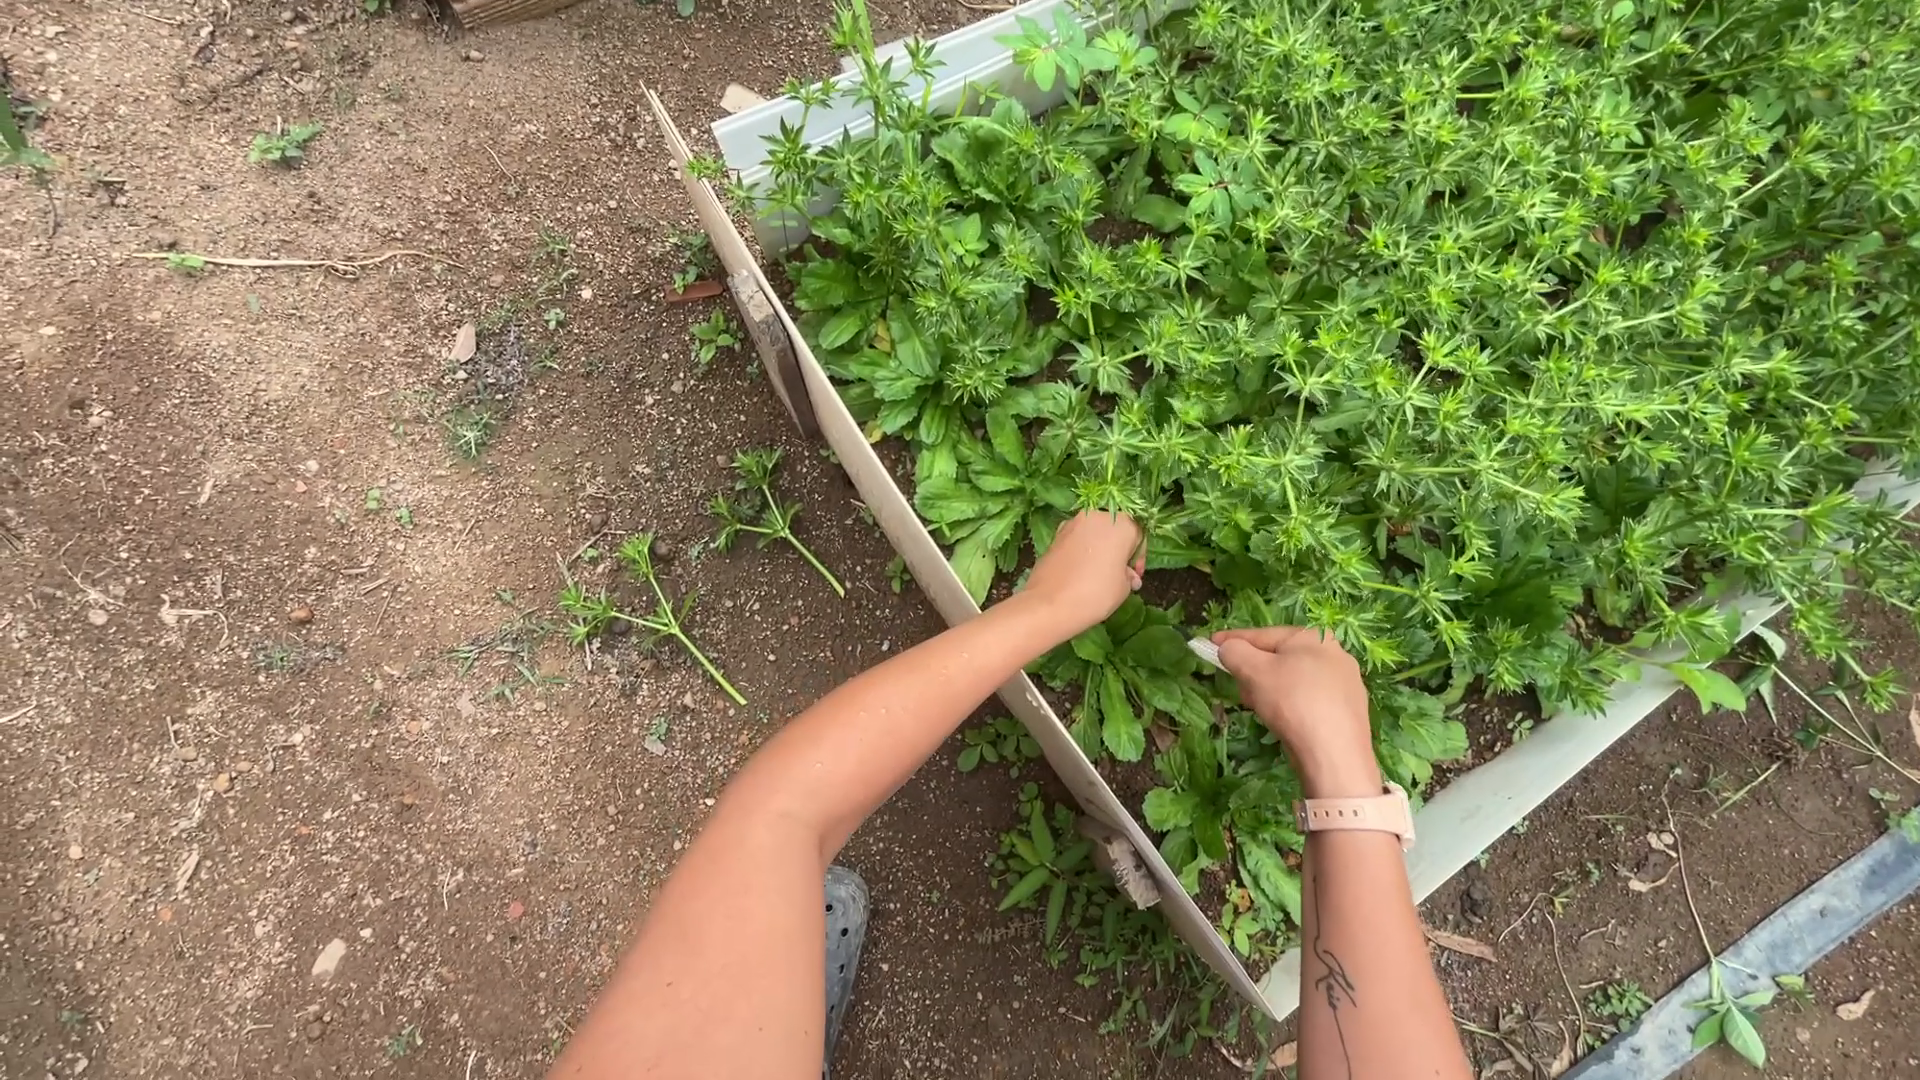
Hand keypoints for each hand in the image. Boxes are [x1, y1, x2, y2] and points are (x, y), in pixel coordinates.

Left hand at [1018, 510, 1144, 637]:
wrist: (1050, 604)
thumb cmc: (1096, 593)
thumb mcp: (1124, 587)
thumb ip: (1129, 574)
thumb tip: (1128, 575)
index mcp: (1121, 524)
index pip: (1138, 534)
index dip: (1138, 556)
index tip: (1134, 575)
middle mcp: (1096, 516)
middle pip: (1114, 530)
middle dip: (1118, 550)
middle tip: (1119, 574)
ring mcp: (1072, 524)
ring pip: (1093, 533)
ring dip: (1099, 549)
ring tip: (1099, 575)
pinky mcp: (1055, 535)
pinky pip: (1076, 540)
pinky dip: (1081, 551)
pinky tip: (1080, 572)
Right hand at [1213, 627, 1381, 797]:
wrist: (1334, 754)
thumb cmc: (1291, 701)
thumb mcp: (1253, 670)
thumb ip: (1234, 651)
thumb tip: (1228, 648)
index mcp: (1313, 637)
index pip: (1262, 635)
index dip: (1232, 640)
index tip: (1209, 644)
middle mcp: (1334, 654)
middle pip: (1277, 658)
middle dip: (1252, 671)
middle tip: (1239, 687)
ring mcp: (1345, 683)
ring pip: (1291, 680)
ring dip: (1268, 690)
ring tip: (1260, 708)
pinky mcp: (1347, 710)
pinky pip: (1306, 699)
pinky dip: (1288, 705)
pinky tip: (1282, 721)